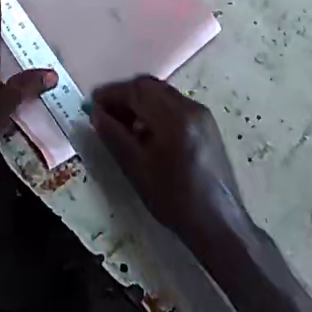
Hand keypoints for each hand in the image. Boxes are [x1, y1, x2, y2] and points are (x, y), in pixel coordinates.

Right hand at [90, 76, 243, 241]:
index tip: (92, 104)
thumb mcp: (135, 168)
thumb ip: (113, 135)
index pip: (137, 90)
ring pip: (163, 96)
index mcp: (175, 117)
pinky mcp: (206, 127)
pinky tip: (143, 134)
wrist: (218, 224)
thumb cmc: (174, 198)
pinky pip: (174, 107)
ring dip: (139, 103)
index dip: (112, 93)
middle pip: (151, 87)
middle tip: (104, 113)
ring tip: (121, 125)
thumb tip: (96, 114)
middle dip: (125, 96)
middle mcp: (191, 108)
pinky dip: (154, 112)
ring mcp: (202, 116)